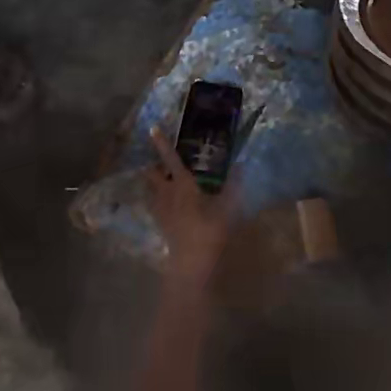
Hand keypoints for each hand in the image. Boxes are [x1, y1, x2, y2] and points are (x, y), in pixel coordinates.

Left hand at [145, 126, 236, 281]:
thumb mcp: (227, 208)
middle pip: (152, 173)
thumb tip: (240, 164)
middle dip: (155, 164)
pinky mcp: (159, 222)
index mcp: (182, 185)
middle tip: (164, 161)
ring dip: (154, 180)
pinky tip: (168, 201)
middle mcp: (166, 193)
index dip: (162, 143)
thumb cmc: (210, 232)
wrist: (191, 262)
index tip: (153, 128)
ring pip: (150, 188)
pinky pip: (154, 203)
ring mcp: (160, 209)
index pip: (170, 159)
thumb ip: (233, 185)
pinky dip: (157, 197)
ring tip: (165, 179)